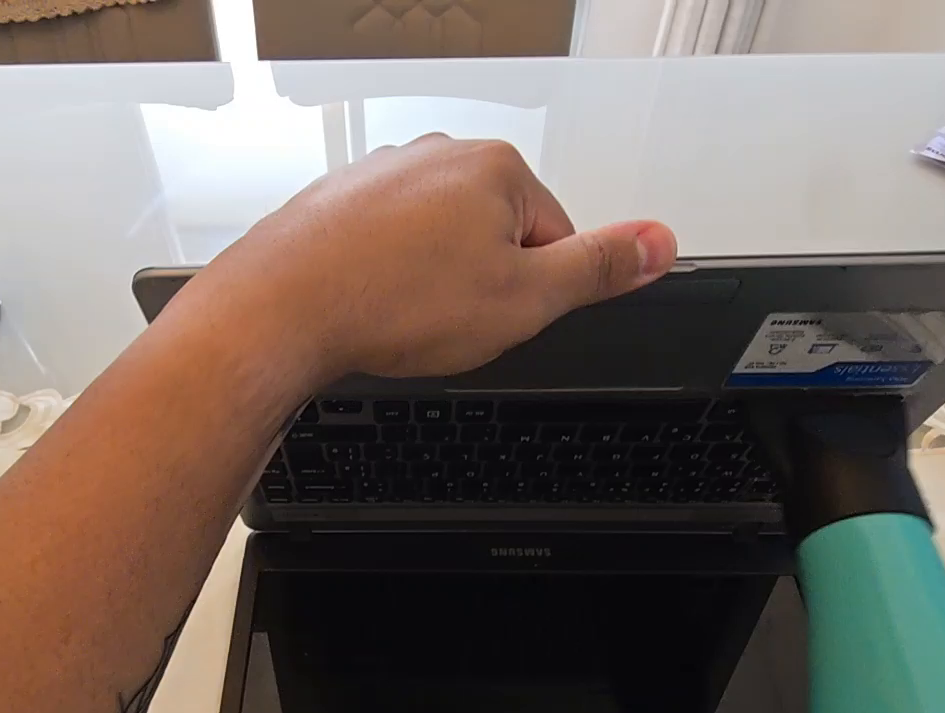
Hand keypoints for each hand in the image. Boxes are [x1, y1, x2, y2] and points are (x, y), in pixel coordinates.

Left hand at [170, 134, 677, 384]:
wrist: (286, 309)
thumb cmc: (393, 301)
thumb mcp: (523, 300)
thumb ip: (597, 269)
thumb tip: (658, 243)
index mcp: (496, 171)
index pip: (554, 233)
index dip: (533, 290)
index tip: (502, 314)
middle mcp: (438, 158)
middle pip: (492, 235)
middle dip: (480, 284)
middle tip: (450, 322)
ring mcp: (384, 176)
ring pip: (434, 244)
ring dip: (429, 284)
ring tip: (404, 316)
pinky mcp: (341, 203)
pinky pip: (385, 248)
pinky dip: (385, 278)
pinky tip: (371, 304)